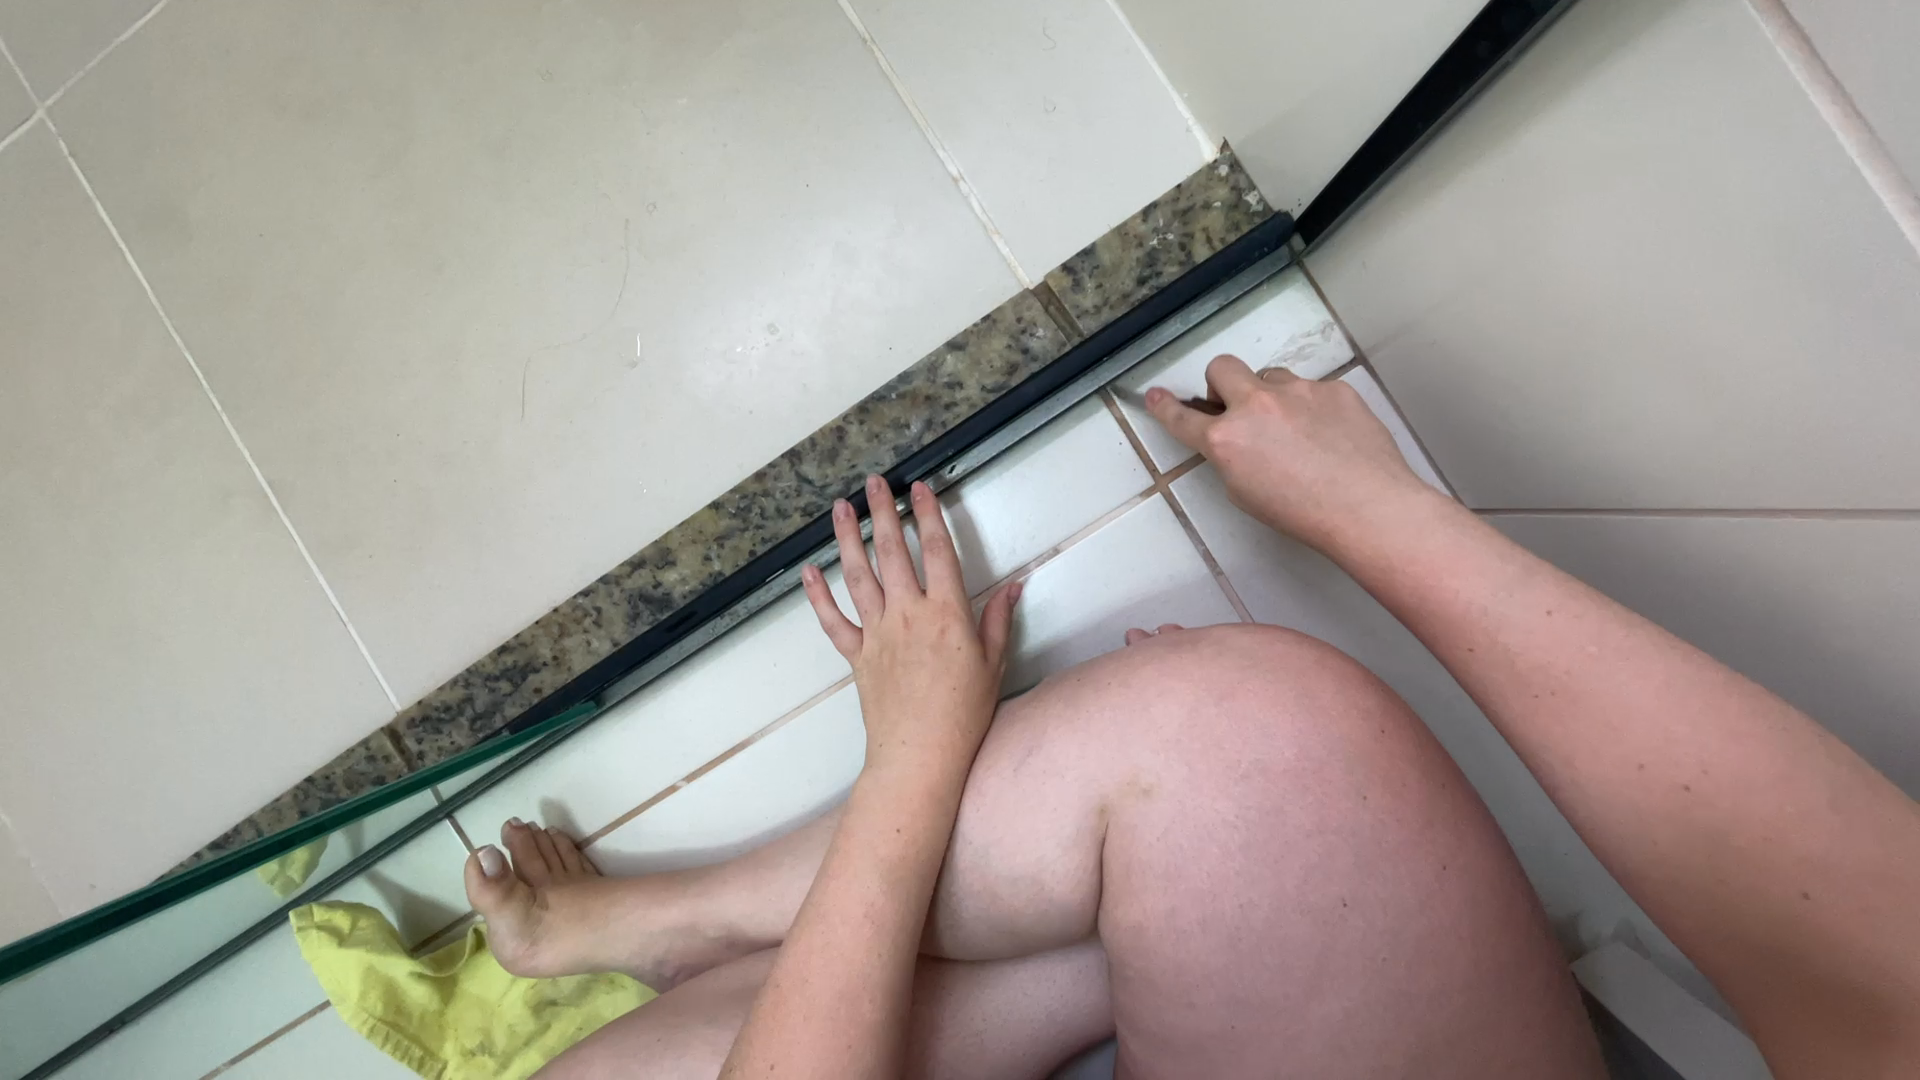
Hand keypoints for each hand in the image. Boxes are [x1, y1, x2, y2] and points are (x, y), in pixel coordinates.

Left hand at [801, 475, 1020, 772]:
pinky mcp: (857, 655)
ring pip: (858, 576)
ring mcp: (878, 633)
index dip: (928, 516)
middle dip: (884, 513)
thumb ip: (999, 620)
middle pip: (893, 553)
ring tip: (842, 508)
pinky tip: (809, 571)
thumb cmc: (964, 713)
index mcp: (946, 613)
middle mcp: (908, 614)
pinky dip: (818, 596)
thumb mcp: (994, 664)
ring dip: (848, 539)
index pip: (937, 552)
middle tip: (875, 482)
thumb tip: (1015, 585)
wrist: (921, 755)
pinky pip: (833, 620)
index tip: (919, 489)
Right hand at [1145, 355, 1436, 551]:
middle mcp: (1256, 405)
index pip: (1182, 418)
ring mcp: (1298, 391)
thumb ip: (1231, 457)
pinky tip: (1329, 436)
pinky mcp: (1334, 389)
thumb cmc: (1300, 513)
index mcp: (1226, 439)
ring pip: (1270, 376)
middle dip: (1221, 384)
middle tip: (1235, 408)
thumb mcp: (1243, 493)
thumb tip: (1237, 441)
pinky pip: (1312, 390)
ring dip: (1270, 395)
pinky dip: (1311, 408)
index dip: (1164, 407)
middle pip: (1222, 367)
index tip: (1155, 395)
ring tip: (1293, 430)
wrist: (1366, 506)